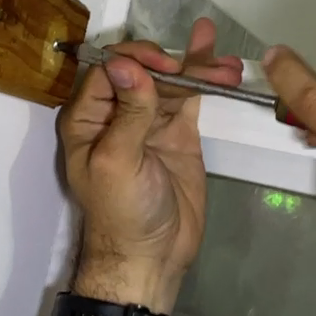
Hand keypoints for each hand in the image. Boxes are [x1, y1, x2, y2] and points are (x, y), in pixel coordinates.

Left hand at [58, 17, 244, 311]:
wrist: (152, 256)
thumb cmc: (122, 210)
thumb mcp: (118, 160)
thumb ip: (128, 111)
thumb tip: (125, 62)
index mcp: (87, 117)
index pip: (109, 71)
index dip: (135, 60)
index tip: (164, 66)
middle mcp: (115, 112)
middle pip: (142, 70)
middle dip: (172, 62)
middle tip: (202, 68)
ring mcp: (149, 120)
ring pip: (170, 81)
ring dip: (198, 68)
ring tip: (228, 66)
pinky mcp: (178, 132)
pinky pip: (190, 98)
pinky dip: (206, 80)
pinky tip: (225, 64)